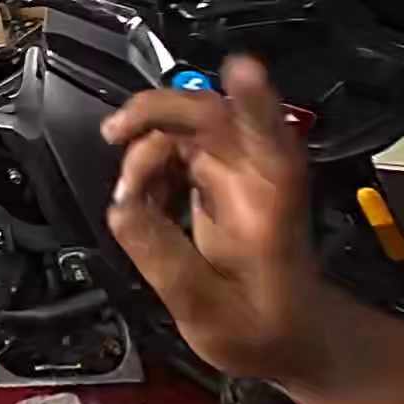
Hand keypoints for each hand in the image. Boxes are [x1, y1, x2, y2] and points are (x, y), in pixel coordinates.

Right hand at [102, 55, 331, 382]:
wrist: (290, 334)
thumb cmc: (263, 329)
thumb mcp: (209, 316)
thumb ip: (163, 260)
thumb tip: (119, 203)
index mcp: (268, 204)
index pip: (268, 139)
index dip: (254, 101)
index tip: (240, 69)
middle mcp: (253, 171)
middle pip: (207, 111)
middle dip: (154, 111)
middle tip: (113, 133)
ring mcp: (234, 165)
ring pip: (183, 120)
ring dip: (144, 138)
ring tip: (131, 190)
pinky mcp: (215, 168)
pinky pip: (173, 139)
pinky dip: (147, 156)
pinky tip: (144, 192)